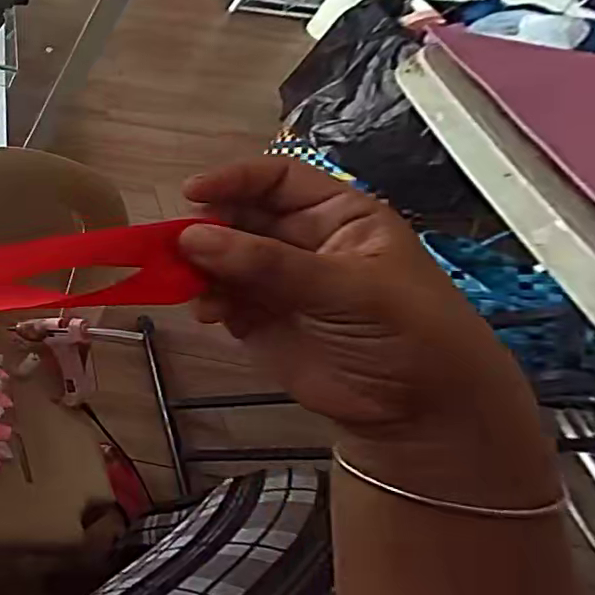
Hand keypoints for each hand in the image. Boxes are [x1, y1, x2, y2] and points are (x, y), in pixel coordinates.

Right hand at [179, 156, 558, 506]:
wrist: (417, 414)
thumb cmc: (407, 335)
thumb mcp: (347, 290)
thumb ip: (268, 263)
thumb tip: (190, 237)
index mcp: (334, 216)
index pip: (275, 179)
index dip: (233, 179)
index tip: (191, 192)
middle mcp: (295, 239)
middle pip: (233, 214)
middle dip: (204, 227)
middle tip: (177, 246)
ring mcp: (268, 276)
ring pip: (214, 253)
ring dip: (193, 264)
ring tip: (189, 285)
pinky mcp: (248, 312)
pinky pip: (210, 292)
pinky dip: (199, 298)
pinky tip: (208, 314)